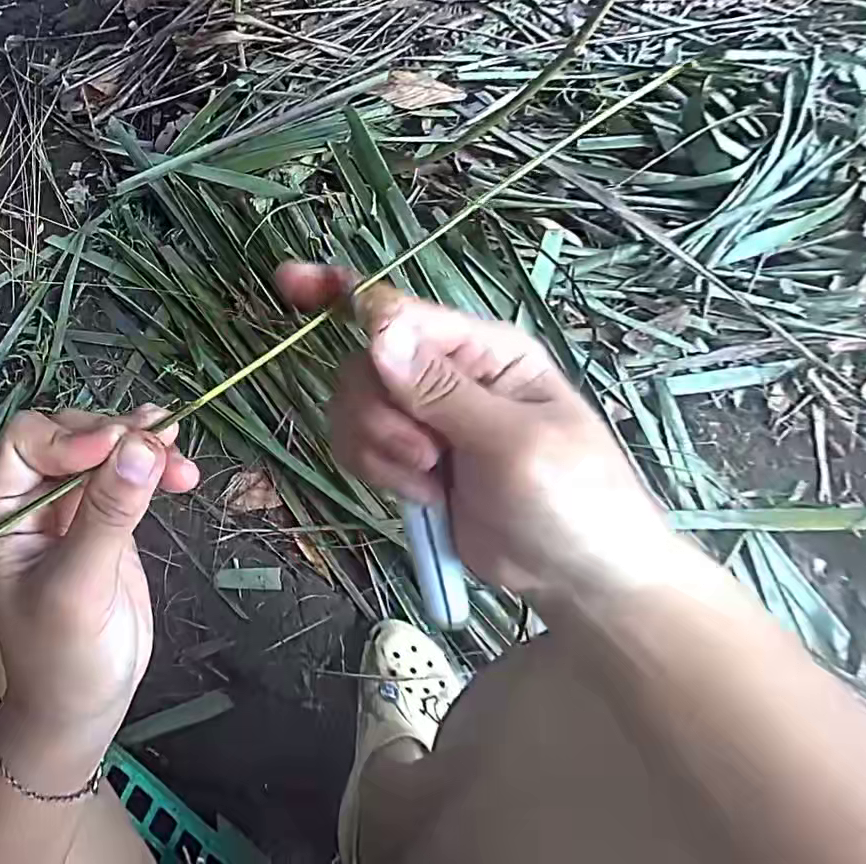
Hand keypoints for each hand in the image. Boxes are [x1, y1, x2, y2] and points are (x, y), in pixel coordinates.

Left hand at [0, 406, 199, 788]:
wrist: (87, 702)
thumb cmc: (63, 657)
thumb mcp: (79, 587)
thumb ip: (107, 515)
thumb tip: (141, 447)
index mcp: (1, 509)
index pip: (24, 443)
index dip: (67, 436)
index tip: (114, 448)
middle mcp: (33, 496)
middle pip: (71, 435)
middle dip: (115, 435)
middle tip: (160, 445)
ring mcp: (73, 502)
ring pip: (106, 446)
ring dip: (143, 442)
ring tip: (177, 448)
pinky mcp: (109, 513)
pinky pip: (130, 470)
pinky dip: (156, 462)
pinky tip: (180, 464)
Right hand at [276, 262, 688, 607]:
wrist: (578, 584)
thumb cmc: (574, 504)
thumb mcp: (514, 444)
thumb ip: (441, 390)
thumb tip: (375, 331)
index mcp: (481, 350)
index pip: (398, 309)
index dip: (340, 292)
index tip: (287, 281)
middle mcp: (443, 371)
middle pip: (361, 366)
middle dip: (378, 415)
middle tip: (425, 456)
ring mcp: (420, 413)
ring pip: (351, 406)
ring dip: (378, 449)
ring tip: (431, 481)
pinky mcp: (402, 453)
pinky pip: (354, 444)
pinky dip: (375, 469)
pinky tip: (421, 494)